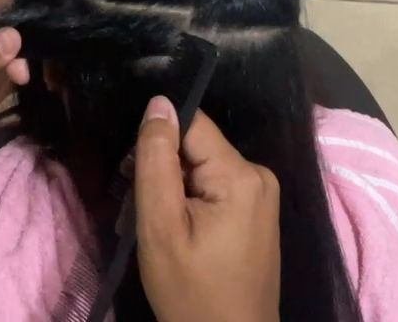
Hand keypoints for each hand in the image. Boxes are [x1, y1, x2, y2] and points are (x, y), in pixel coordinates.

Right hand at [133, 97, 281, 321]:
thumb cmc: (192, 295)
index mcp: (240, 174)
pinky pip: (214, 187)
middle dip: (164, 171)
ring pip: (201, 168)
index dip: (159, 143)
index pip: (191, 125)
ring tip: (157, 227)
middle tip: (141, 211)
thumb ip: (156, 160)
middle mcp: (258, 174)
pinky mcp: (256, 213)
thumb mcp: (160, 228)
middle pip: (196, 147)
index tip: (136, 173)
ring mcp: (261, 194)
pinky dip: (190, 203)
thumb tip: (159, 102)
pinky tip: (178, 234)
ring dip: (174, 189)